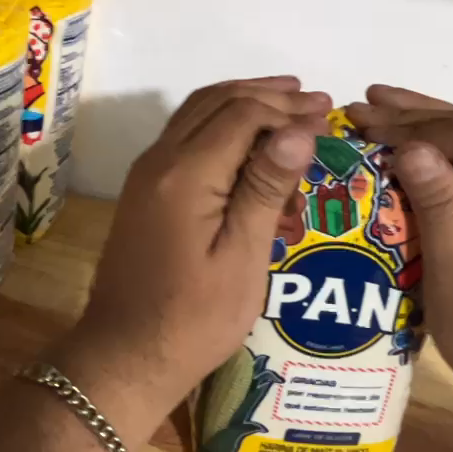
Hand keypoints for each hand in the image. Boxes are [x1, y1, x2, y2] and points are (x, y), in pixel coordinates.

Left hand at [54, 77, 328, 437]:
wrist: (125, 355)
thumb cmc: (194, 318)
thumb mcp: (242, 259)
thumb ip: (265, 187)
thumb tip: (298, 128)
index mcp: (185, 174)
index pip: (242, 114)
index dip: (288, 109)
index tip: (327, 114)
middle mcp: (160, 159)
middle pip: (217, 102)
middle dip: (268, 95)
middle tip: (315, 99)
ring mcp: (148, 172)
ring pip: (198, 112)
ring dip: (243, 101)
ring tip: (288, 103)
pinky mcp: (146, 188)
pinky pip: (187, 134)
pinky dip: (222, 122)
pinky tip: (250, 138)